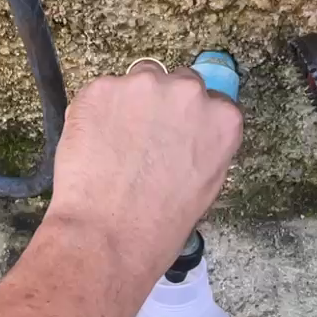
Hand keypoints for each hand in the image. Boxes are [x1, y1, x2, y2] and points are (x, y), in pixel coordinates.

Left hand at [45, 67, 241, 276]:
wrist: (107, 235)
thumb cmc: (156, 226)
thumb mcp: (205, 187)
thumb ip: (203, 148)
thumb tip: (188, 136)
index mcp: (222, 120)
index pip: (212, 100)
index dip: (190, 119)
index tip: (177, 134)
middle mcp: (188, 94)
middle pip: (177, 83)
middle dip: (162, 106)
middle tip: (144, 141)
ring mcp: (144, 86)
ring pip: (138, 81)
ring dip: (130, 104)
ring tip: (116, 146)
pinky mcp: (103, 89)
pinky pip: (102, 93)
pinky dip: (97, 113)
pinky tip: (94, 146)